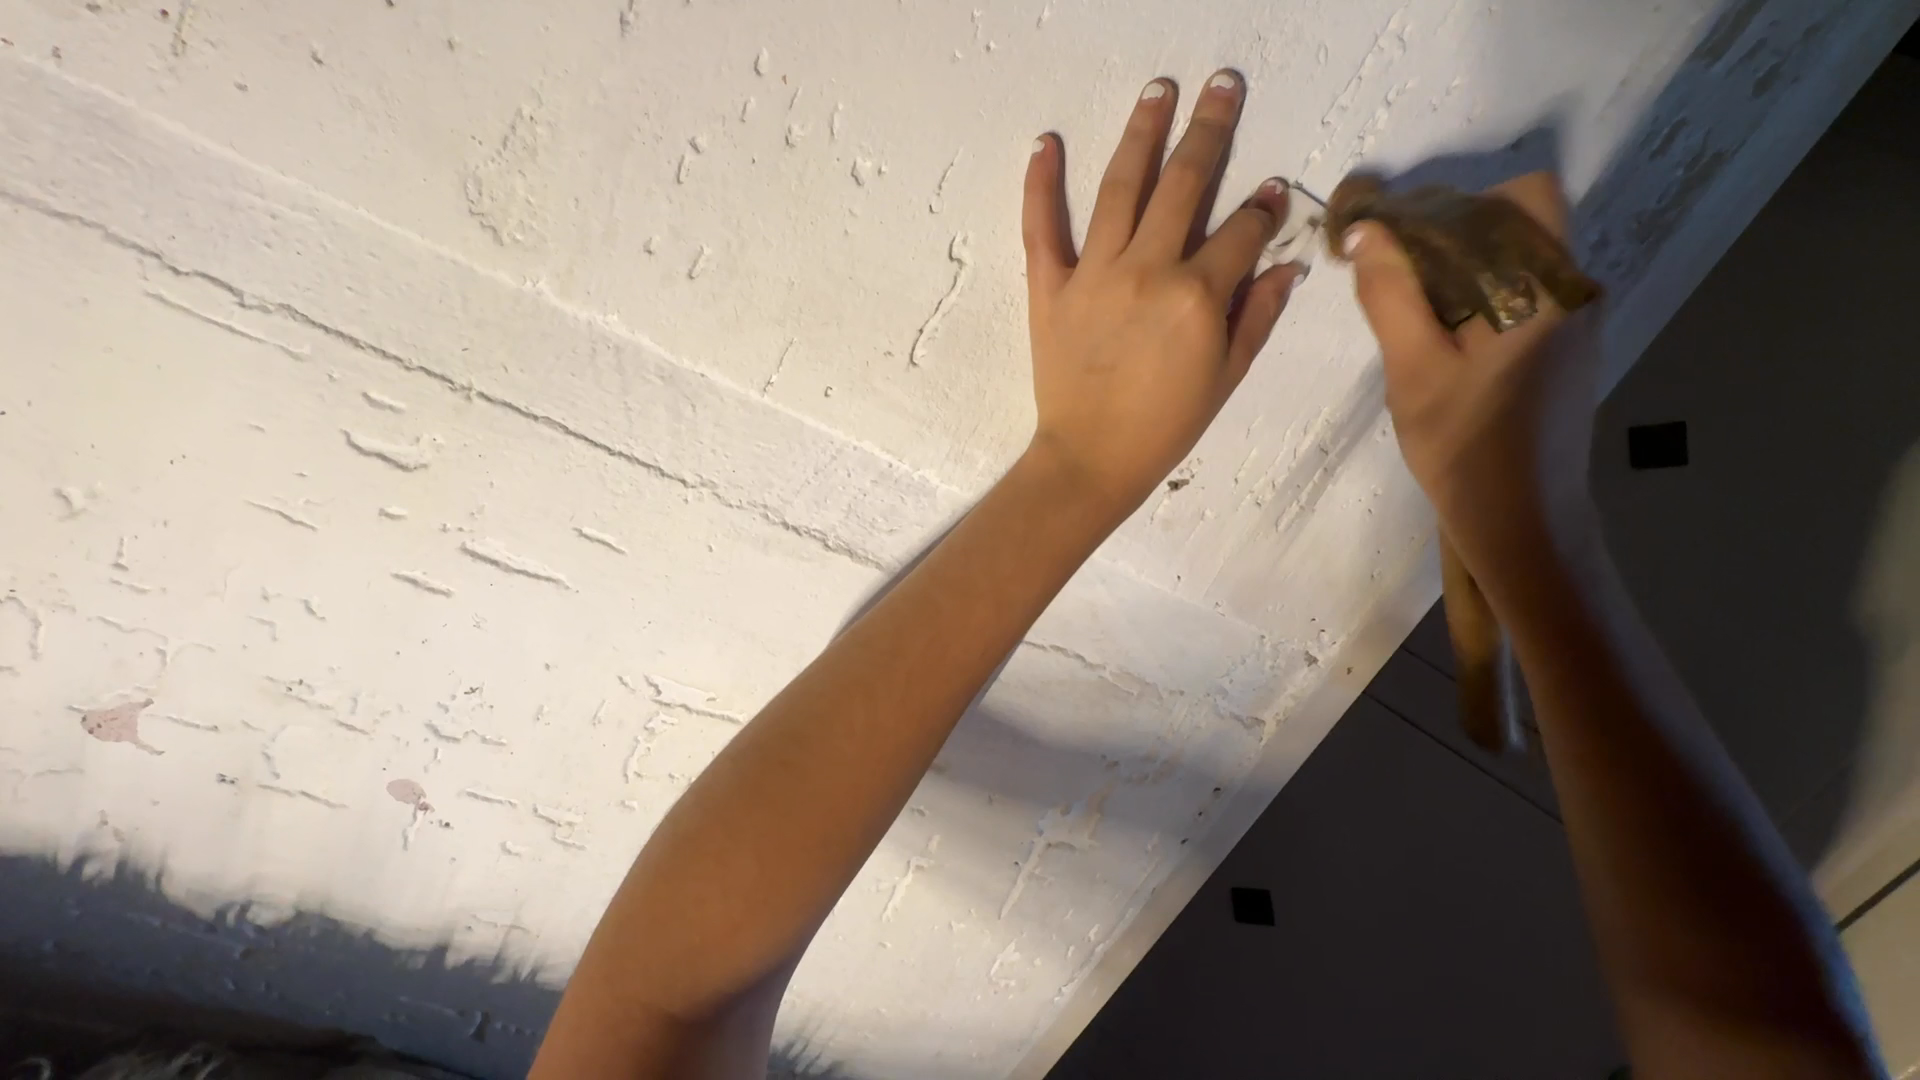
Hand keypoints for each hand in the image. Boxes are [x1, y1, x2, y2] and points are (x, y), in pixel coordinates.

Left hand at [1020, 71, 1304, 521]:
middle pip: (1184, 184)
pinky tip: (1046, 143)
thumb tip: (1285, 266)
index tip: (1271, 190)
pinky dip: (1040, 185)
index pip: (1241, 231)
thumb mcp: (1225, 377)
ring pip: (1119, 189)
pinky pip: (1041, 229)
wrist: (1091, 459)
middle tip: (1221, 85)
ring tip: (1158, 91)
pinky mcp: (1049, 289)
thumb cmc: (1164, 427)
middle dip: (1209, 130)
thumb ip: (1257, 316)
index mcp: (1198, 296)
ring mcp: (1094, 275)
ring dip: (1141, 133)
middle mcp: (1147, 270)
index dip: (1263, 208)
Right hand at [1343, 172, 1603, 567]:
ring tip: (1408, 314)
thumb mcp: (1414, 369)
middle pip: (1518, 225)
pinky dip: (1475, 299)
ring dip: (1460, 270)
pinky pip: (1519, 296)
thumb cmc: (1466, 445)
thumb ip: (1392, 296)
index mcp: (1548, 286)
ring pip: (1516, 261)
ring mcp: (1574, 322)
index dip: (1460, 202)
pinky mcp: (1562, 350)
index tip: (1403, 239)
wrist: (1521, 519)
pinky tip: (1440, 342)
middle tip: (1394, 279)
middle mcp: (1574, 291)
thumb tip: (1364, 232)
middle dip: (1451, 236)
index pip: (1522, 196)